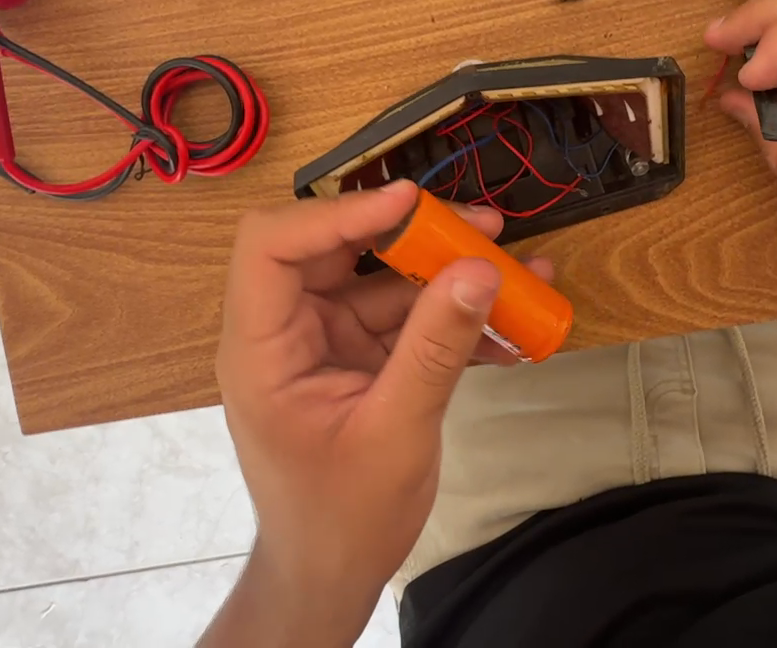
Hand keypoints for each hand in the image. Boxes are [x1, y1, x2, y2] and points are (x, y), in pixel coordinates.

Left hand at [206, 181, 550, 646]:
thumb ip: (437, 348)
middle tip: (481, 226)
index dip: (336, 212)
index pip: (273, 246)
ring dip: (445, 271)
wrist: (333, 574)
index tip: (409, 202)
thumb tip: (480, 270)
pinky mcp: (360, 351)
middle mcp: (288, 327)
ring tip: (514, 270)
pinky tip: (507, 323)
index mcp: (262, 346)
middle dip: (411, 232)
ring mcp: (326, 336)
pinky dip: (453, 313)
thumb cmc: (342, 517)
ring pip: (382, 274)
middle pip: (338, 245)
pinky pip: (406, 313)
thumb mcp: (396, 433)